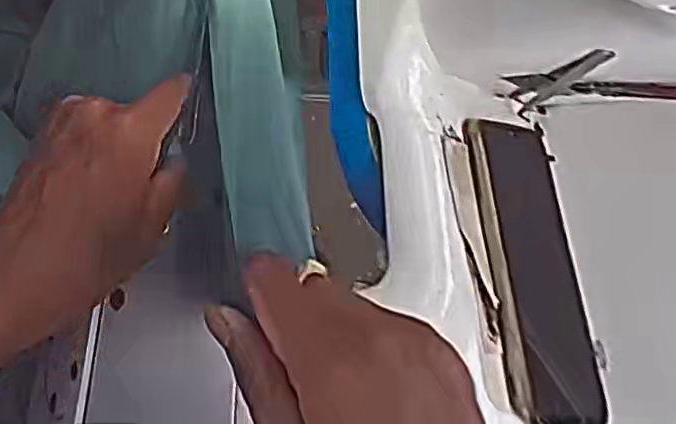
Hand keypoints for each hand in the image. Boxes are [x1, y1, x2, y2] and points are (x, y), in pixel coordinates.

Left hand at [0, 75, 190, 388]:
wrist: (13, 274)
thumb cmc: (83, 258)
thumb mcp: (150, 228)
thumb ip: (174, 180)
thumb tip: (176, 159)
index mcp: (129, 129)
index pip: (173, 90)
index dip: (186, 102)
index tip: (190, 116)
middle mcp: (96, 110)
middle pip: (139, 111)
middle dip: (145, 138)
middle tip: (141, 180)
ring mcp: (66, 116)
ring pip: (110, 120)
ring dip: (114, 143)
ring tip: (106, 189)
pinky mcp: (45, 128)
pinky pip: (83, 127)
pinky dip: (89, 146)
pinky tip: (83, 185)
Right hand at [204, 254, 482, 423]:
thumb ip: (258, 374)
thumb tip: (229, 322)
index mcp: (334, 356)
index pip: (276, 274)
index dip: (255, 286)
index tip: (248, 300)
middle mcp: (380, 335)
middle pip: (314, 289)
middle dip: (296, 319)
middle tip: (291, 373)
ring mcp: (418, 343)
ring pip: (352, 304)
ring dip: (337, 335)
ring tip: (339, 400)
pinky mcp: (445, 357)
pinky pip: (391, 328)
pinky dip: (376, 350)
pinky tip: (375, 401)